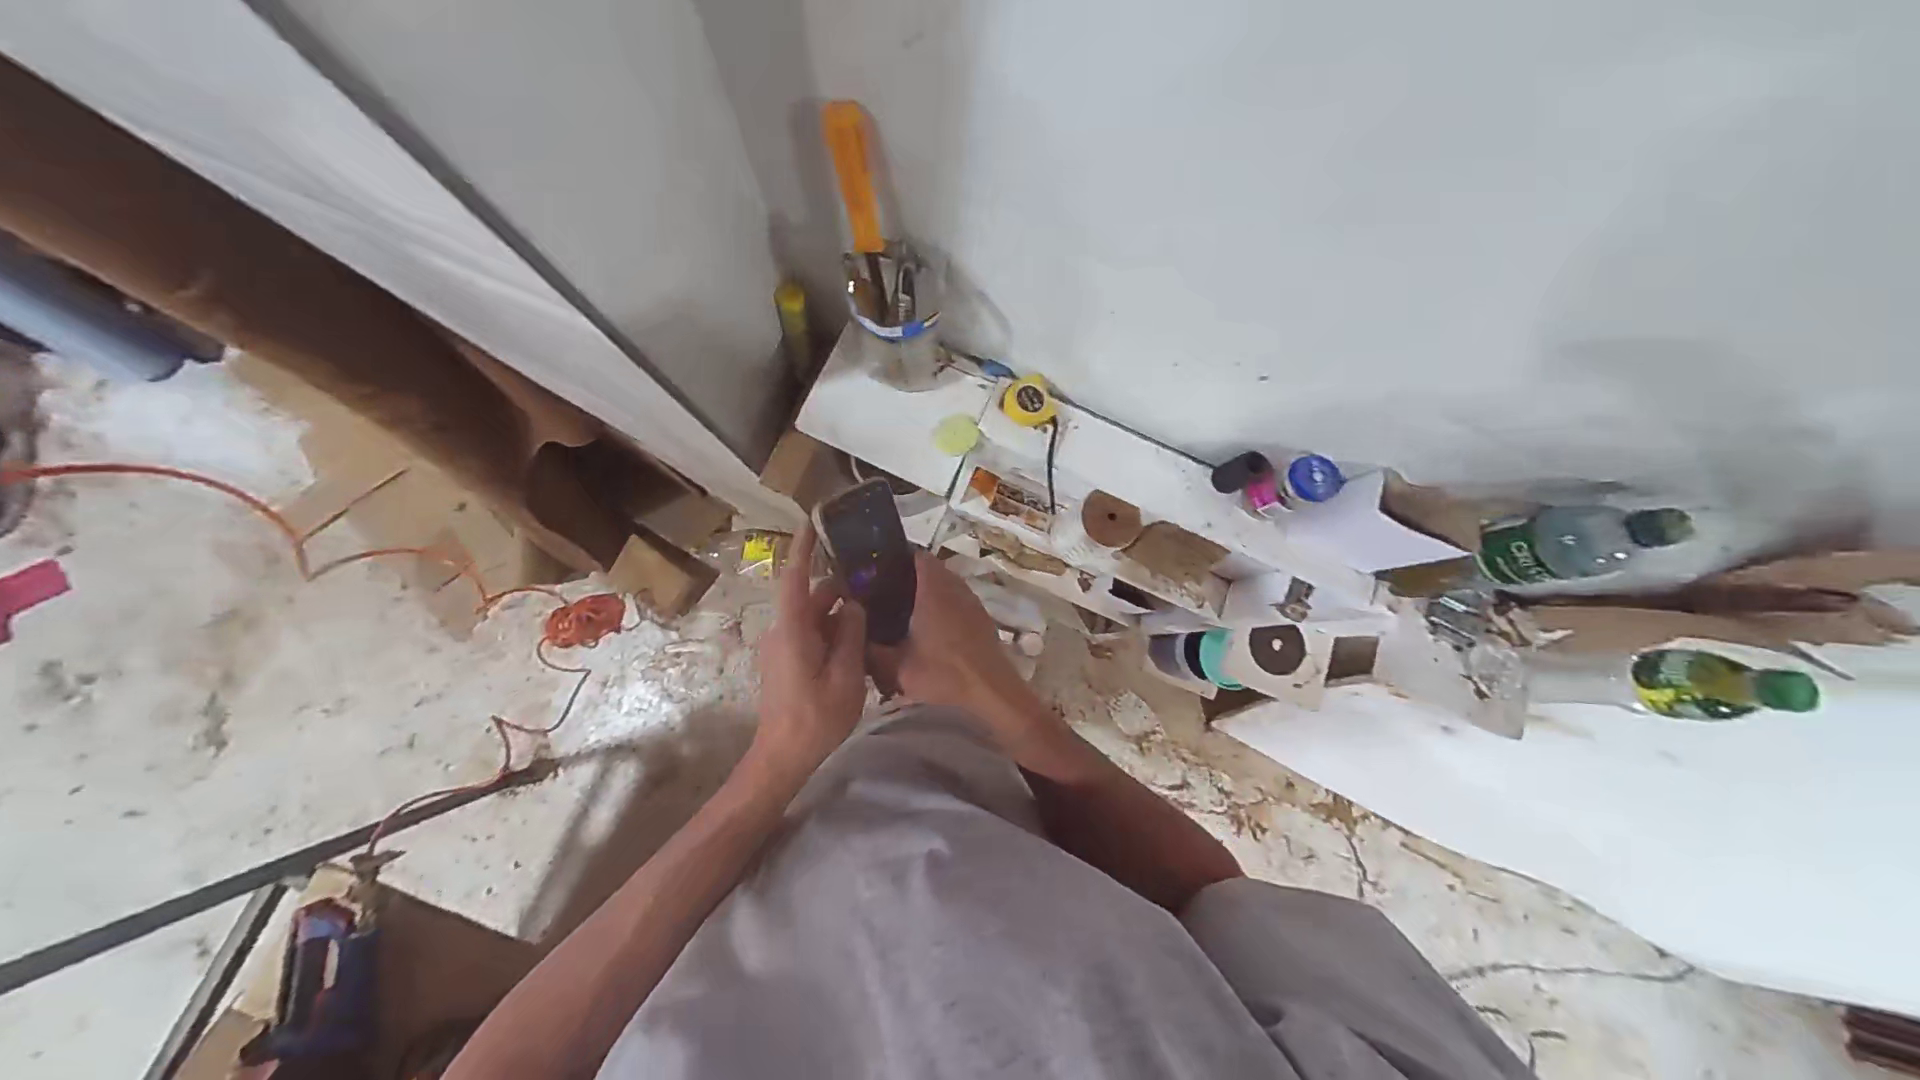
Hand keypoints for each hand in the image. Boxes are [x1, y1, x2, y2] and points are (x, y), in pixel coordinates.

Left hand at [752, 525, 867, 772]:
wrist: (783, 755)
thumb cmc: (816, 717)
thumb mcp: (846, 675)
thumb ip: (851, 634)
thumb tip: (853, 604)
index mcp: (793, 630)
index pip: (793, 578)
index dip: (803, 548)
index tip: (812, 522)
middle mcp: (782, 632)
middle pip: (810, 597)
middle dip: (838, 588)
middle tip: (873, 581)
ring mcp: (782, 647)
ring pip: (813, 617)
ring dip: (839, 613)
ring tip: (873, 612)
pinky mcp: (786, 660)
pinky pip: (811, 633)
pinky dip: (832, 630)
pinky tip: (858, 640)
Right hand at [890, 553, 1077, 768]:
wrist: (992, 692)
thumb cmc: (944, 674)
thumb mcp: (896, 668)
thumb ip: (870, 652)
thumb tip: (853, 639)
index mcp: (933, 590)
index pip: (917, 554)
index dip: (897, 556)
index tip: (877, 567)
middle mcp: (955, 588)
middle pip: (930, 569)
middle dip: (908, 577)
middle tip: (884, 593)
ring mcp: (972, 602)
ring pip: (946, 585)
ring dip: (928, 593)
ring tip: (904, 612)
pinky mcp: (982, 619)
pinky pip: (958, 601)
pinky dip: (943, 607)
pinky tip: (930, 630)